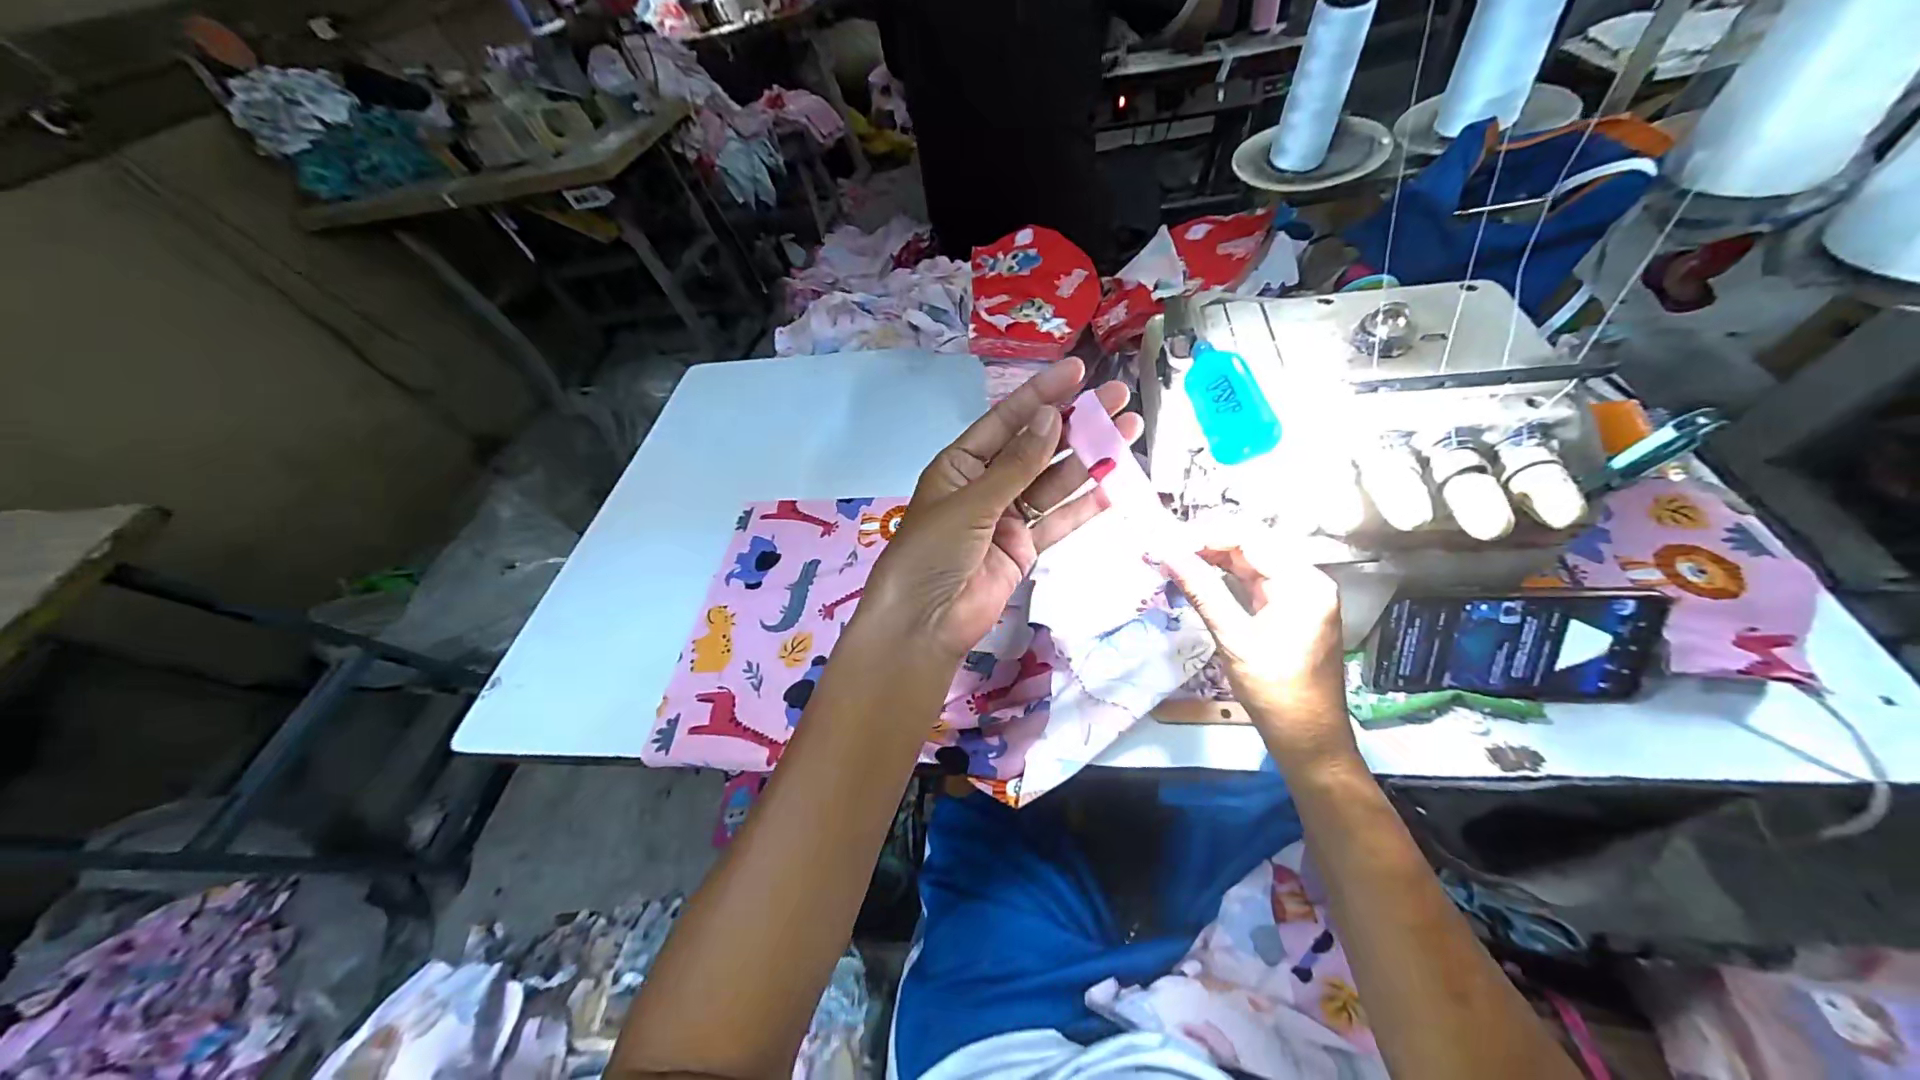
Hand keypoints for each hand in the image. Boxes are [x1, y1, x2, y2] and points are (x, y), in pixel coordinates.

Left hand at [857, 358, 1143, 662]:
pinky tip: (1115, 484)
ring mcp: (1007, 517)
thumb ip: (1016, 465)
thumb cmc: (931, 552)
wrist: (924, 622)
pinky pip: (1059, 520)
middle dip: (1076, 423)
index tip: (1079, 371)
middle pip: (1037, 447)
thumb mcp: (971, 502)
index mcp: (960, 463)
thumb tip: (1052, 416)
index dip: (1041, 394)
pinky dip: (1086, 505)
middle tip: (1118, 398)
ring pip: (1054, 481)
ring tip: (1127, 431)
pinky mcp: (1025, 548)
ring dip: (1089, 459)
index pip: (1006, 420)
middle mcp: (985, 484)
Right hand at [1161, 545, 1355, 772]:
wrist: (1307, 735)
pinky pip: (1255, 579)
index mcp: (1303, 583)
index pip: (1250, 538)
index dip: (1206, 535)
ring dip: (1214, 556)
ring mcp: (1300, 594)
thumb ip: (1203, 591)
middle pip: (1253, 543)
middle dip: (1208, 541)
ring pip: (1252, 559)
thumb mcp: (1234, 638)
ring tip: (1176, 557)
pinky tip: (1199, 572)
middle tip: (1167, 548)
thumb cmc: (1275, 691)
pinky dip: (1226, 574)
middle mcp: (1307, 580)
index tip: (1168, 542)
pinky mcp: (1289, 608)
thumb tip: (1168, 555)